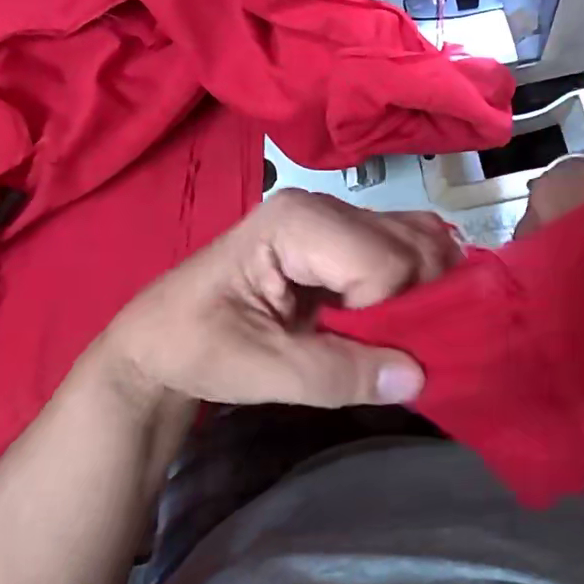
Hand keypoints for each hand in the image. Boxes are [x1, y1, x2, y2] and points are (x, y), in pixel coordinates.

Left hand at [86, 189, 458, 410]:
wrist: (161, 340)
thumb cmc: (196, 347)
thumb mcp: (260, 370)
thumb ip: (338, 374)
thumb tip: (419, 377)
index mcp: (297, 223)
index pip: (384, 261)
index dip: (392, 314)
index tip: (368, 355)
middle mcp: (323, 206)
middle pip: (409, 245)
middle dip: (417, 301)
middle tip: (397, 349)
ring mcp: (334, 218)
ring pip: (415, 243)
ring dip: (422, 293)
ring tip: (400, 335)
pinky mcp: (341, 238)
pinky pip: (402, 249)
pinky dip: (416, 284)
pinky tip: (399, 318)